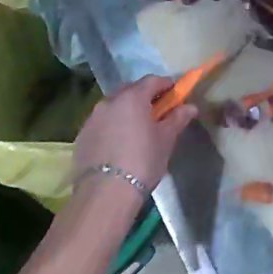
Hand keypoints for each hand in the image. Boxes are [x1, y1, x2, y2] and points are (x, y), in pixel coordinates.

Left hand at [72, 75, 194, 188]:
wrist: (105, 192)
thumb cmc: (142, 161)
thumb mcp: (166, 140)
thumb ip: (177, 119)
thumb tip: (190, 106)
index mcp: (132, 97)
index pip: (152, 80)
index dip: (166, 85)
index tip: (176, 94)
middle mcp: (109, 101)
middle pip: (130, 90)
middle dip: (144, 96)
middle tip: (157, 112)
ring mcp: (92, 118)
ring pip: (113, 106)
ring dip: (126, 111)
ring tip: (136, 129)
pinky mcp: (81, 136)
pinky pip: (101, 123)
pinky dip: (112, 126)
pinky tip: (118, 143)